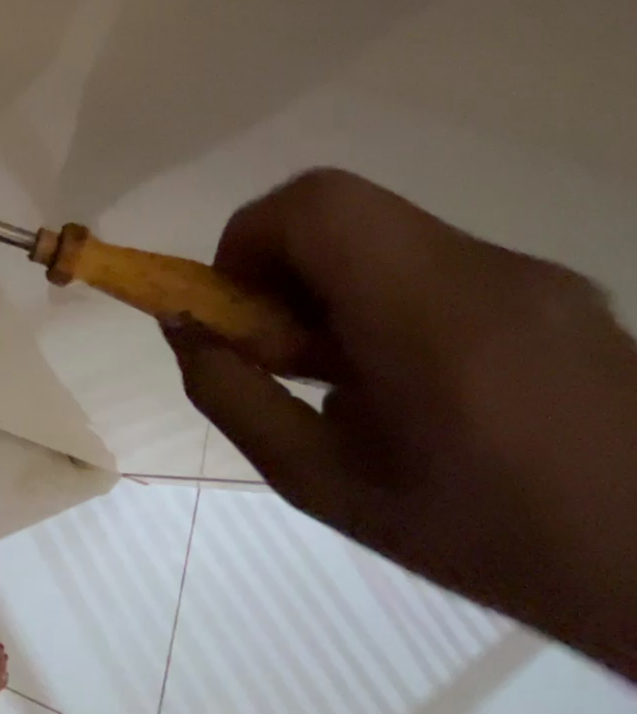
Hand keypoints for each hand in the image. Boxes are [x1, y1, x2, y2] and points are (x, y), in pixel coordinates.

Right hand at [165, 169, 636, 677]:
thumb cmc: (491, 536)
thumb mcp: (322, 483)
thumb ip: (231, 394)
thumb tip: (181, 324)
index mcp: (433, 315)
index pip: (316, 205)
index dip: (250, 237)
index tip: (237, 306)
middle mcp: (490, 272)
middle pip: (342, 210)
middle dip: (280, 261)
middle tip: (279, 339)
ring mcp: (537, 277)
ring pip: (384, 236)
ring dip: (332, 283)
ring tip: (349, 373)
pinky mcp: (562, 292)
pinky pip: (434, 264)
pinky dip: (386, 298)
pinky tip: (416, 380)